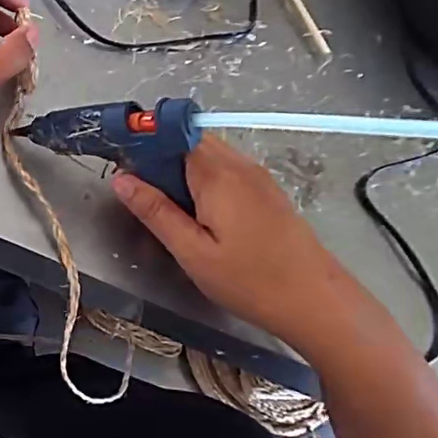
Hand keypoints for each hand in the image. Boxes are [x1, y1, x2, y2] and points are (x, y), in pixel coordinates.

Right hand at [110, 136, 398, 355]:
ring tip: (167, 208)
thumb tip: (121, 179)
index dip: (145, 143)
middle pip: (190, 141)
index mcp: (217, 174)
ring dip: (181, 171)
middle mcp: (239, 165)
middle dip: (160, 159)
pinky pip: (225, 170)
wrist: (317, 302)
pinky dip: (203, 181)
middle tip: (141, 195)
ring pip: (207, 155)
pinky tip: (199, 214)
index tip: (123, 167)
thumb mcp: (192, 252)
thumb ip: (155, 211)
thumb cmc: (250, 280)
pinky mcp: (266, 191)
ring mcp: (257, 176)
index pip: (173, 135)